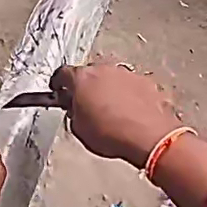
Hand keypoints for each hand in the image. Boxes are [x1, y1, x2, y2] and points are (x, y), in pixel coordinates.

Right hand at [50, 62, 183, 167]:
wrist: (148, 137)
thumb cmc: (113, 133)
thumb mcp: (78, 128)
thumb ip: (72, 112)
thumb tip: (74, 110)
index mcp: (81, 78)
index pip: (62, 74)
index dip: (59, 84)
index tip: (59, 90)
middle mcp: (103, 70)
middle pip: (88, 73)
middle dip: (86, 87)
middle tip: (85, 105)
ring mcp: (126, 74)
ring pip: (111, 78)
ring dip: (108, 90)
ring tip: (110, 112)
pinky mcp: (145, 83)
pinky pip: (130, 86)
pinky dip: (128, 95)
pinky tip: (128, 113)